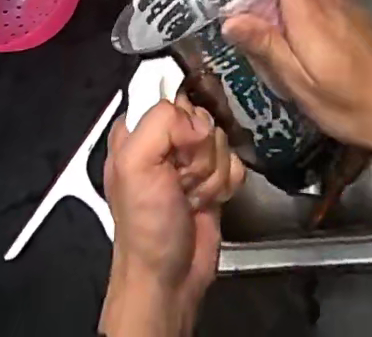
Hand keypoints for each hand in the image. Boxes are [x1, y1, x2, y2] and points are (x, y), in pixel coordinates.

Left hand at [101, 96, 245, 336]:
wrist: (168, 279)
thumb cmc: (144, 227)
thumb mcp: (135, 164)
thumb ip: (161, 123)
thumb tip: (195, 119)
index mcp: (137, 127)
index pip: (170, 91)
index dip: (181, 113)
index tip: (180, 138)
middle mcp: (164, 138)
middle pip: (201, 115)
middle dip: (198, 150)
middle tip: (180, 176)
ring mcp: (189, 158)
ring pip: (220, 138)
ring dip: (210, 172)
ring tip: (190, 195)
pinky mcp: (212, 178)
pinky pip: (235, 161)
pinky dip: (225, 183)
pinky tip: (207, 200)